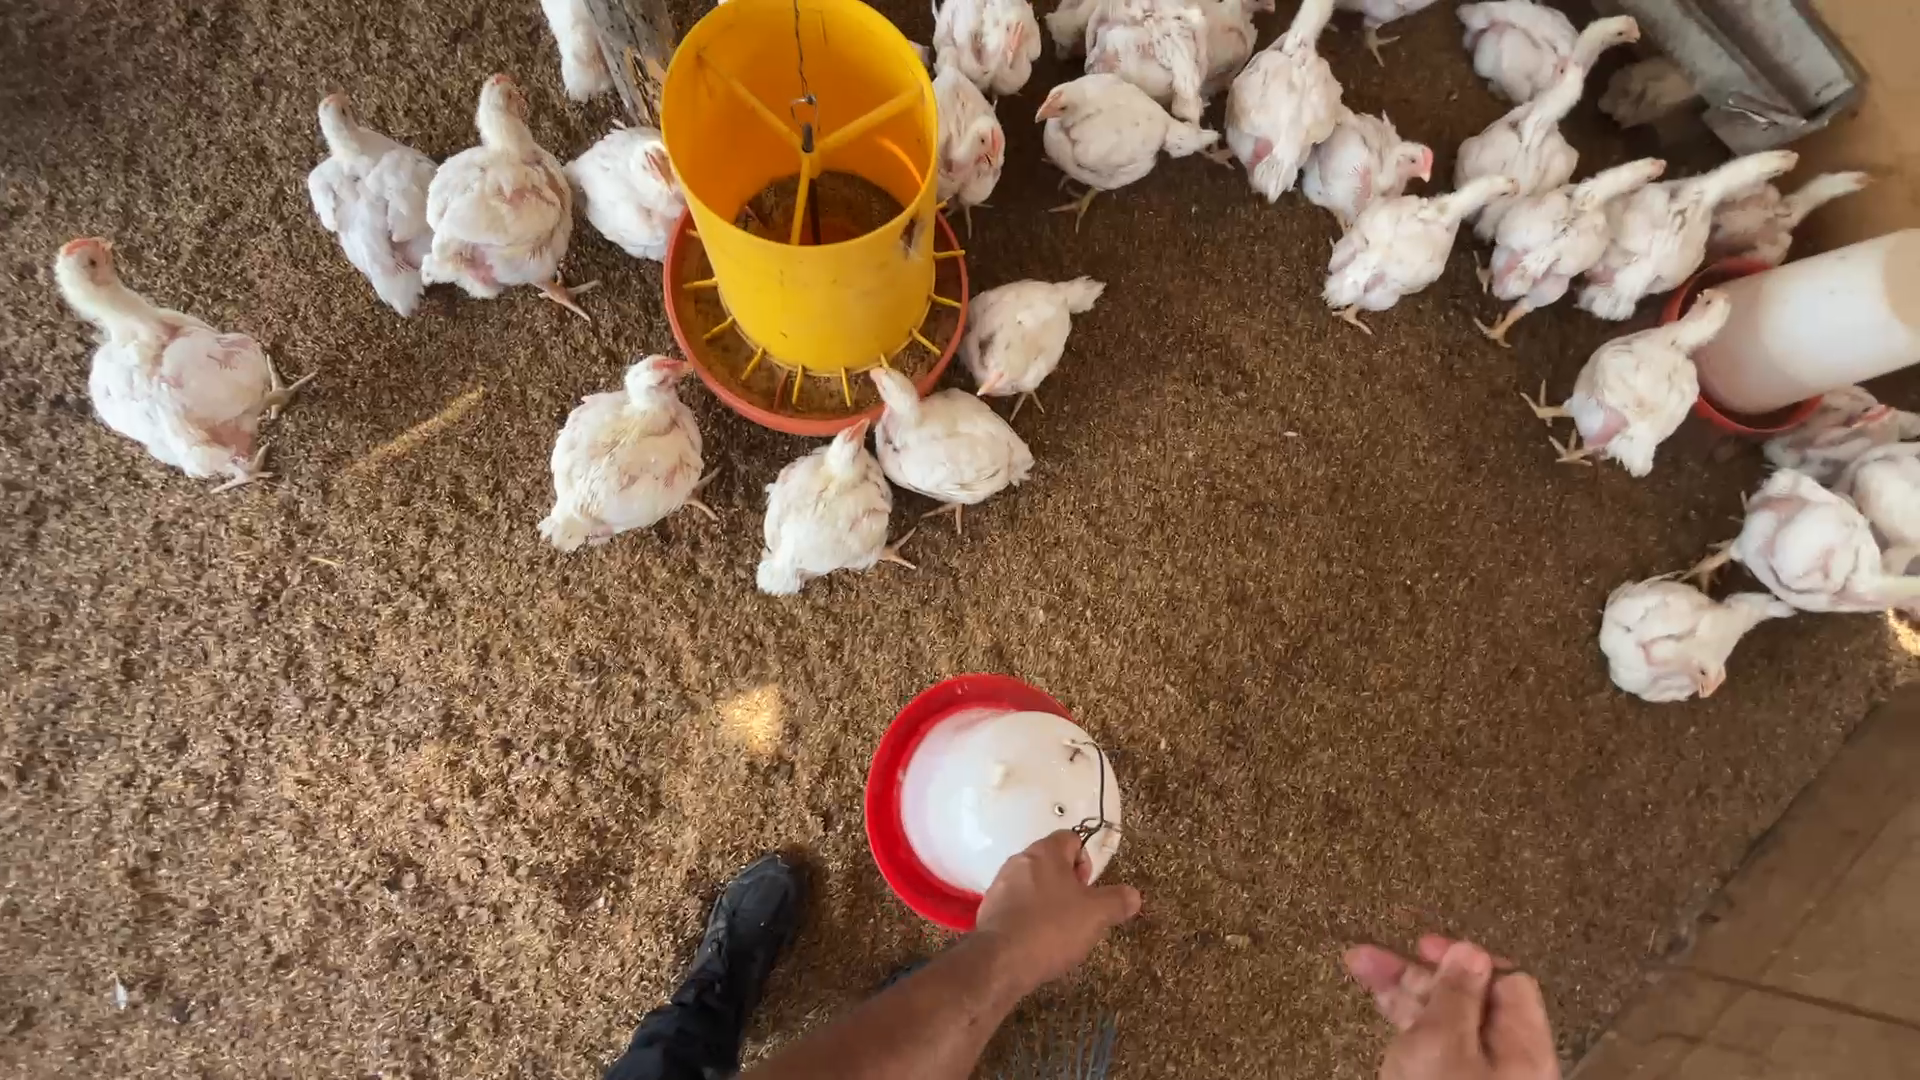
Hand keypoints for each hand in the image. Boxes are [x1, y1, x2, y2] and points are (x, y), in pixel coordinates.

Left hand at [974, 830, 1141, 992]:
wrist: (1002, 959)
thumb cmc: (1052, 928)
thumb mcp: (1096, 915)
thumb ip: (1117, 900)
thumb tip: (1133, 894)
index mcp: (1045, 851)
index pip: (1071, 838)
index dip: (1086, 862)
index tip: (1088, 891)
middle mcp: (1020, 859)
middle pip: (1052, 861)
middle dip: (1068, 885)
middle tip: (1077, 914)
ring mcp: (1001, 882)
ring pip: (1033, 883)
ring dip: (1048, 900)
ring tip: (1057, 931)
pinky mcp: (990, 906)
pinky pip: (1016, 903)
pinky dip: (1028, 915)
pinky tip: (1035, 940)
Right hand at [1344, 939, 1559, 1079]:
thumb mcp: (1444, 1041)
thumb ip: (1456, 994)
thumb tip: (1469, 951)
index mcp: (1523, 1047)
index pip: (1508, 983)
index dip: (1465, 957)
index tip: (1420, 944)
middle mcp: (1507, 1060)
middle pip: (1468, 998)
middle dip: (1415, 971)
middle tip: (1365, 955)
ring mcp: (1479, 1077)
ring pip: (1444, 1019)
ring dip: (1401, 989)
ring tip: (1356, 966)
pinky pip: (1434, 1044)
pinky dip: (1405, 1019)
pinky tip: (1379, 1005)